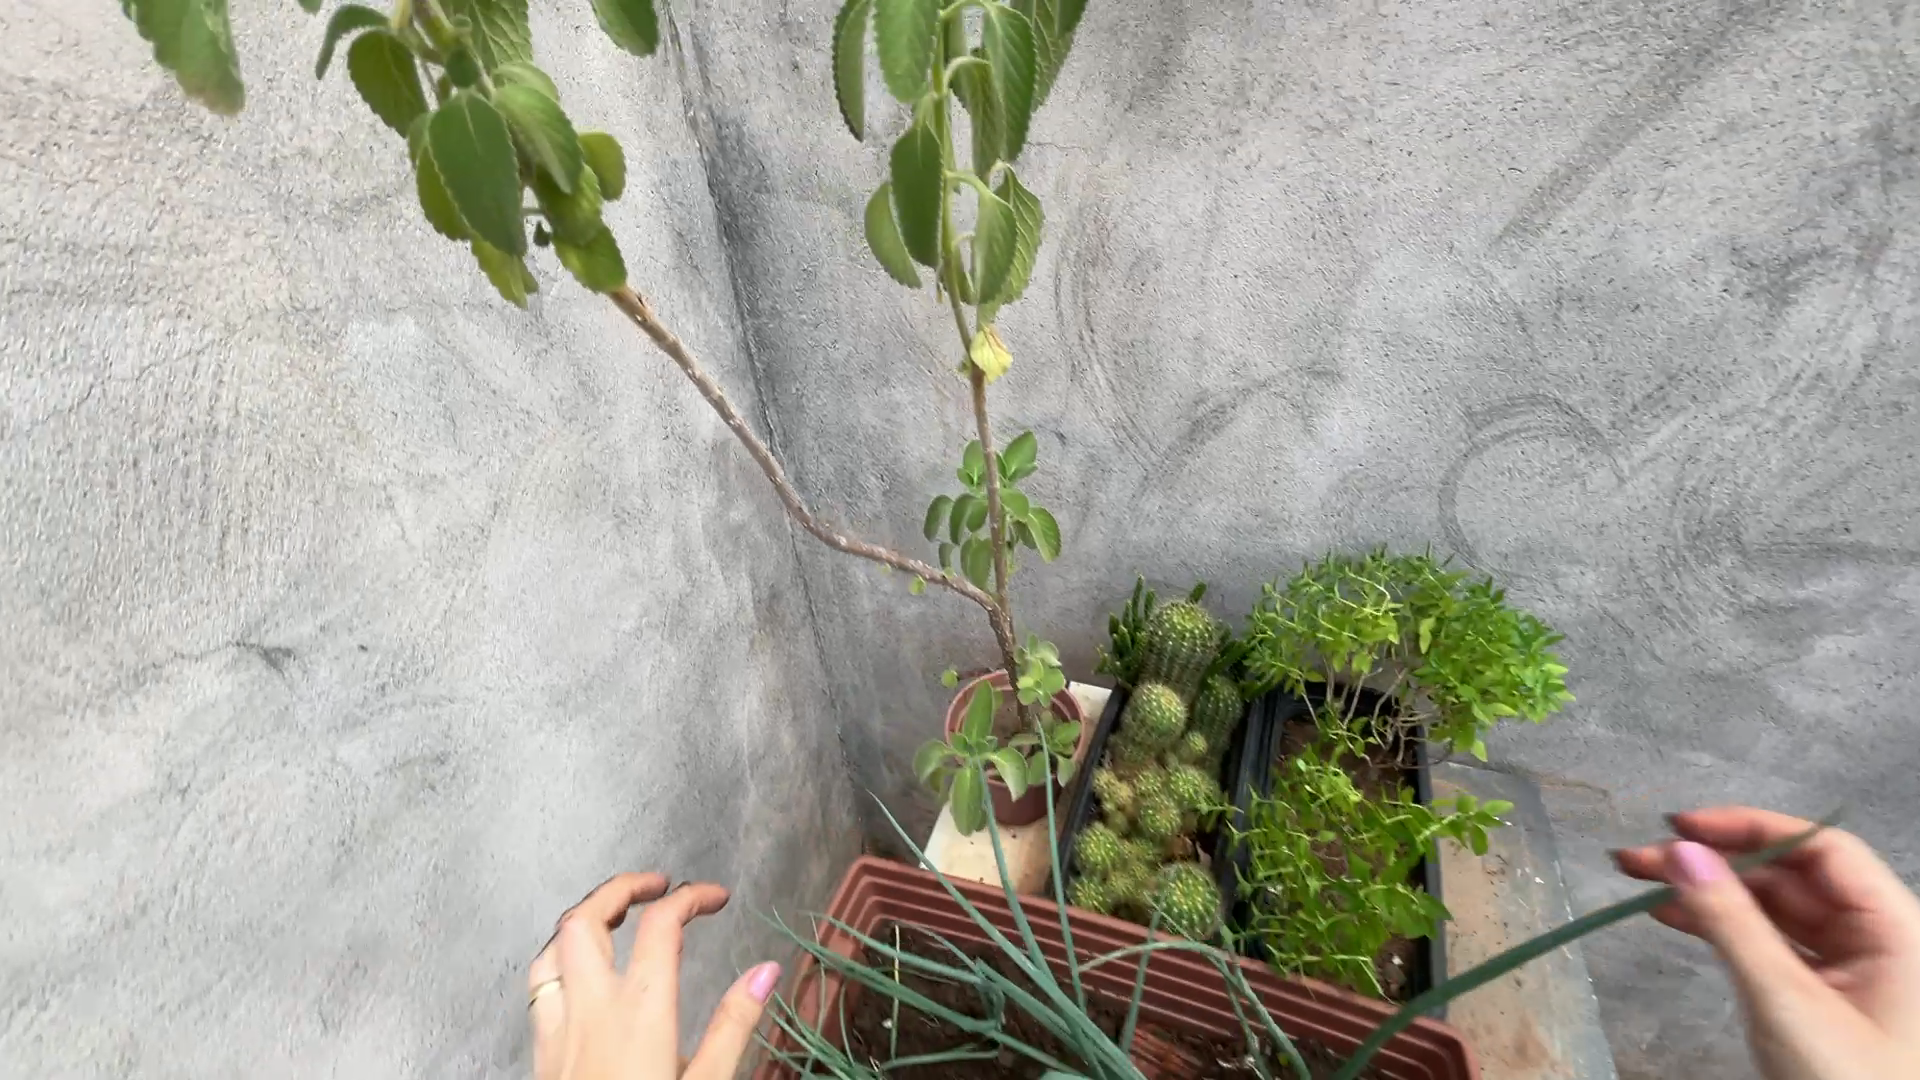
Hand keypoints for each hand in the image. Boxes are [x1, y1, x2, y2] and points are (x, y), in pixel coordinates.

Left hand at [527, 873, 781, 1079]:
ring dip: (586, 917)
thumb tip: (767, 967)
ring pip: (552, 948)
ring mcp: (558, 1031)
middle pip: (587, 919)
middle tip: (660, 884)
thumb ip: (734, 1023)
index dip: (692, 896)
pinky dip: (562, 956)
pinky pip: (539, 985)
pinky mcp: (541, 1056)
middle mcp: (591, 1008)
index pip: (661, 923)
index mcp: (640, 1008)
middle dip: (622, 887)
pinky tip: (583, 969)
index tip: (718, 898)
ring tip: (619, 914)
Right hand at [1614, 807, 1919, 1079]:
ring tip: (1635, 880)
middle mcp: (1882, 941)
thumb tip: (1678, 848)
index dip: (1751, 827)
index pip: (1824, 850)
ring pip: (1771, 904)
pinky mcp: (1830, 990)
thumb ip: (1730, 920)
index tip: (1678, 827)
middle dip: (1708, 861)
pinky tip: (1668, 916)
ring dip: (1702, 889)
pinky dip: (1716, 921)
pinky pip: (1769, 936)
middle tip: (1632, 860)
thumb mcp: (1784, 999)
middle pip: (1787, 875)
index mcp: (1899, 934)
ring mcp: (1856, 967)